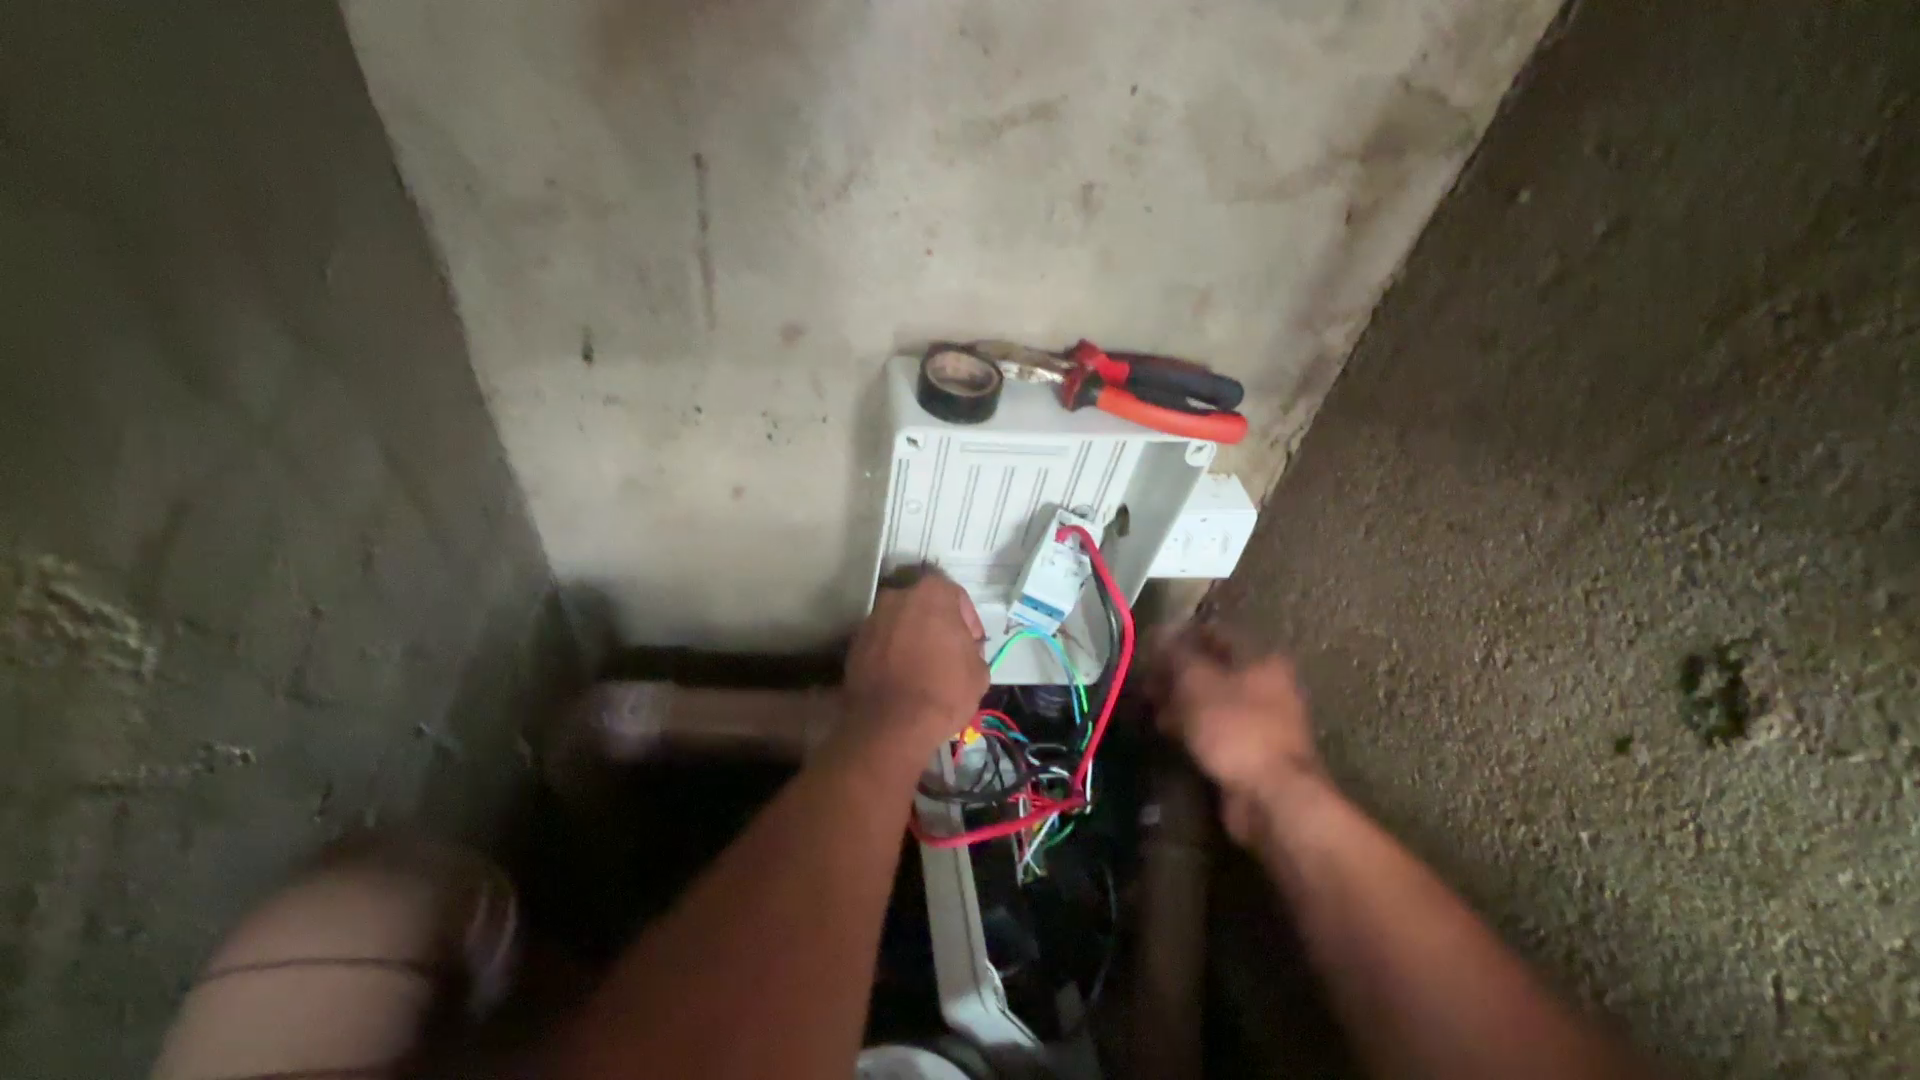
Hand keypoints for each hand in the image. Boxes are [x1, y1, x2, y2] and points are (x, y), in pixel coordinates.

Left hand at [841, 569, 988, 760]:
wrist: (890, 724)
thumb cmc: (943, 691)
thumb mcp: (979, 672)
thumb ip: (972, 650)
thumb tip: (962, 651)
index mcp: (932, 594)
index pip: (957, 597)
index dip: (969, 622)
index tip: (972, 646)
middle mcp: (897, 597)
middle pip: (924, 607)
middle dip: (937, 626)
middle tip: (948, 655)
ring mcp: (871, 620)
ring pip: (900, 624)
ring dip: (912, 639)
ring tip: (922, 670)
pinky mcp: (854, 645)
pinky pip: (881, 644)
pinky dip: (891, 655)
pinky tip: (901, 679)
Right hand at [1150, 625, 1324, 841]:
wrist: (1271, 796)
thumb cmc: (1236, 728)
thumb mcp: (1198, 682)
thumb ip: (1177, 655)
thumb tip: (1162, 633)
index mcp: (1261, 659)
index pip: (1215, 633)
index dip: (1180, 636)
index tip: (1149, 646)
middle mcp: (1266, 685)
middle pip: (1213, 669)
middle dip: (1176, 673)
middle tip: (1145, 680)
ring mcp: (1259, 720)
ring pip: (1210, 701)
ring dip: (1180, 702)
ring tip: (1149, 706)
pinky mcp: (1248, 750)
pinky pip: (1213, 729)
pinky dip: (1191, 727)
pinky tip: (1167, 731)